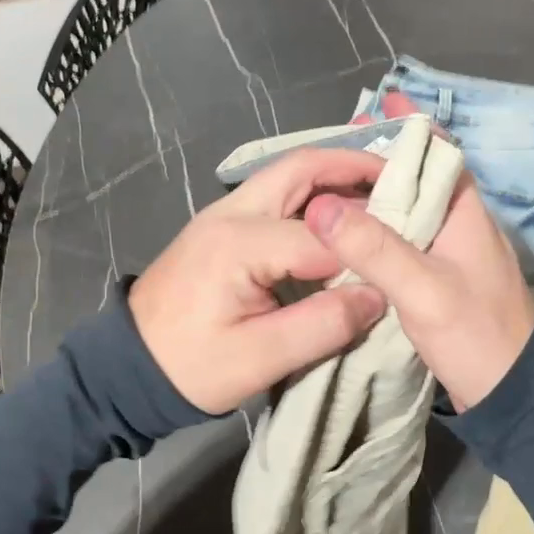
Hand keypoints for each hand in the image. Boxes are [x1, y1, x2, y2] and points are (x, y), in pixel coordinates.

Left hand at [129, 147, 389, 413]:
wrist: (128, 366)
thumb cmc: (190, 366)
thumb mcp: (258, 359)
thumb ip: (322, 325)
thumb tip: (377, 295)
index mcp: (239, 243)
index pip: (319, 234)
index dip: (363, 248)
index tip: (405, 255)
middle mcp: (231, 213)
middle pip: (299, 169)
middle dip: (350, 167)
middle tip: (400, 178)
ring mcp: (223, 214)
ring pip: (286, 177)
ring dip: (332, 177)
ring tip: (379, 191)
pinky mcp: (222, 226)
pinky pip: (275, 196)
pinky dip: (312, 195)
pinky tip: (339, 217)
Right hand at [307, 94, 533, 410]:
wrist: (511, 398)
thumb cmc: (476, 335)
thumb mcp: (424, 290)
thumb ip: (376, 248)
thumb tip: (319, 207)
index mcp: (464, 211)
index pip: (438, 152)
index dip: (408, 126)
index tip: (377, 105)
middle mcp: (457, 222)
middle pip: (416, 176)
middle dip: (378, 156)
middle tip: (331, 146)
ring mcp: (447, 251)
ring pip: (405, 207)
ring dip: (372, 192)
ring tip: (325, 183)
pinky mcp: (436, 276)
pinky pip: (401, 237)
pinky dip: (374, 227)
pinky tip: (344, 233)